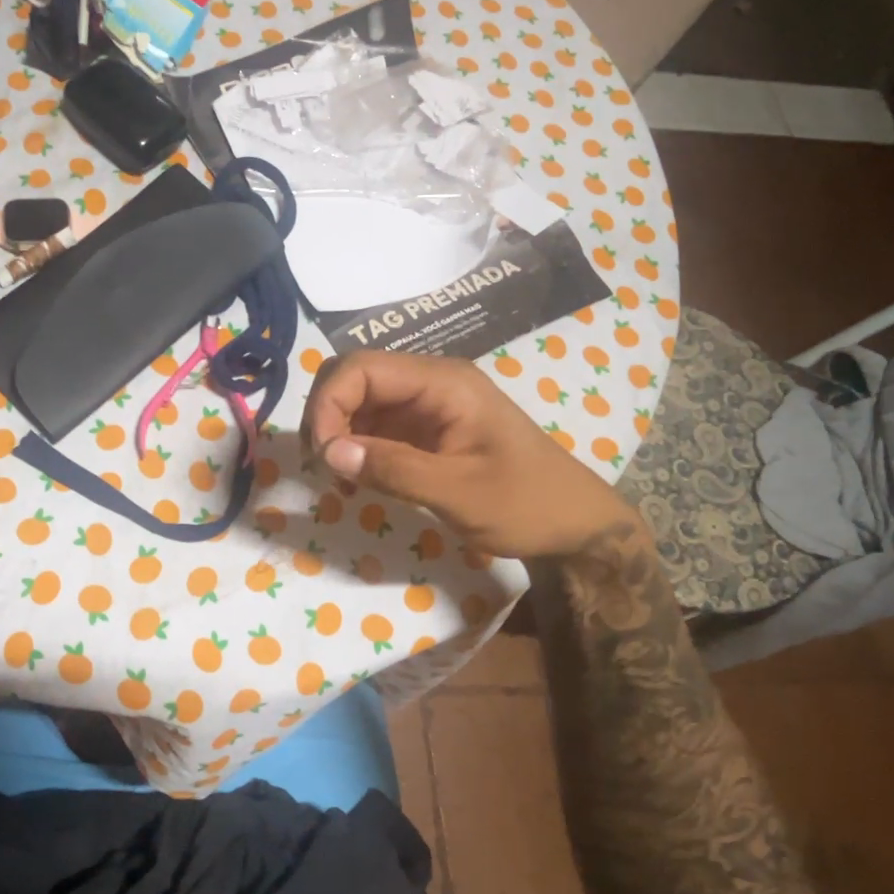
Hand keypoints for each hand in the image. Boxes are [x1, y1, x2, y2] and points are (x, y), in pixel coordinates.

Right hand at [302, 350, 638, 559]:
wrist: (571, 526)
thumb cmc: (526, 504)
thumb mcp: (459, 492)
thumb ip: (394, 469)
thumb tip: (330, 453)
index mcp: (444, 382)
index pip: (361, 367)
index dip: (328, 402)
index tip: (322, 454)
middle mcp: (429, 383)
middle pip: (353, 377)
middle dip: (326, 414)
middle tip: (323, 465)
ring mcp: (425, 406)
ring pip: (357, 401)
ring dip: (335, 433)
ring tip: (336, 478)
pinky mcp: (421, 431)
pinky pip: (372, 426)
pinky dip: (352, 448)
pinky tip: (353, 479)